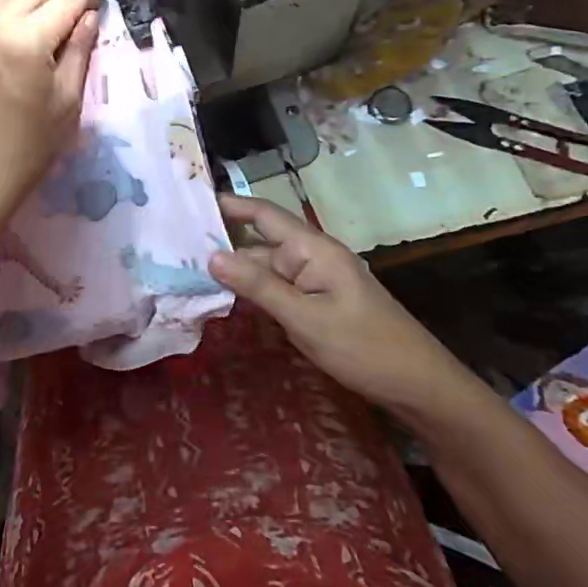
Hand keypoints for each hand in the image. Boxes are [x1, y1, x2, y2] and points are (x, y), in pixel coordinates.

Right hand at [208, 195, 482, 415]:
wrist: (416, 384)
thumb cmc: (363, 347)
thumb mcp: (305, 318)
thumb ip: (258, 286)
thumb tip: (211, 256)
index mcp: (313, 249)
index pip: (264, 215)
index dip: (229, 205)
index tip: (188, 202)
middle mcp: (311, 258)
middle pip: (258, 244)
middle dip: (220, 246)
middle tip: (171, 251)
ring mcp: (313, 282)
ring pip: (264, 270)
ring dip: (232, 274)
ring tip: (184, 275)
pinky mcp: (314, 303)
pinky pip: (275, 291)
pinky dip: (250, 293)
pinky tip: (221, 300)